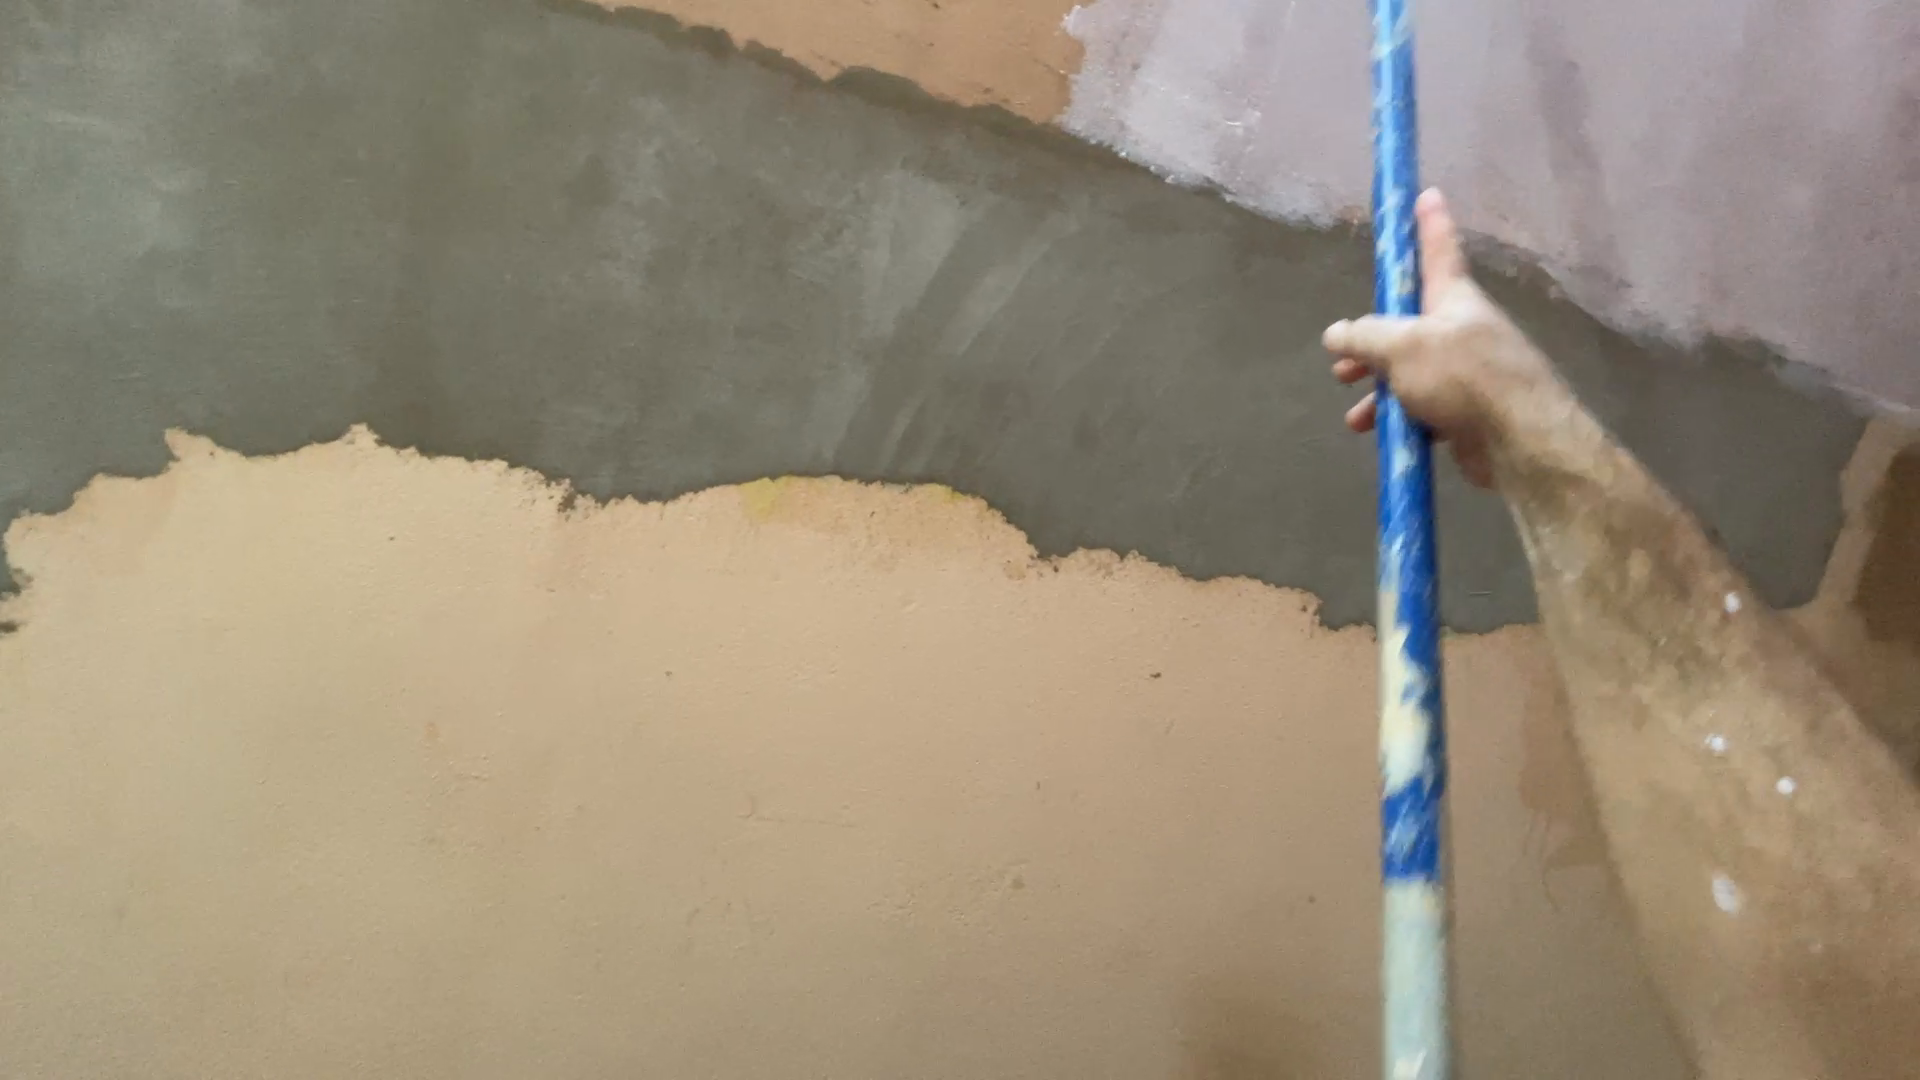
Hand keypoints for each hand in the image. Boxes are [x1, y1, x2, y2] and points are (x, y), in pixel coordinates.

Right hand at [1323, 189, 1557, 488]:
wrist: (1518, 439)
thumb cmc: (1463, 378)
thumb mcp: (1403, 348)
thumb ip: (1364, 337)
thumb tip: (1336, 332)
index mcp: (1453, 301)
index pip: (1438, 252)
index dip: (1429, 224)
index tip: (1426, 195)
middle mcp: (1460, 329)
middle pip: (1405, 325)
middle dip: (1368, 345)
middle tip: (1341, 366)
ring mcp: (1463, 369)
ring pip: (1406, 371)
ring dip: (1375, 390)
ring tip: (1356, 416)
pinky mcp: (1463, 408)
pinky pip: (1418, 403)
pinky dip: (1394, 416)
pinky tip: (1379, 433)